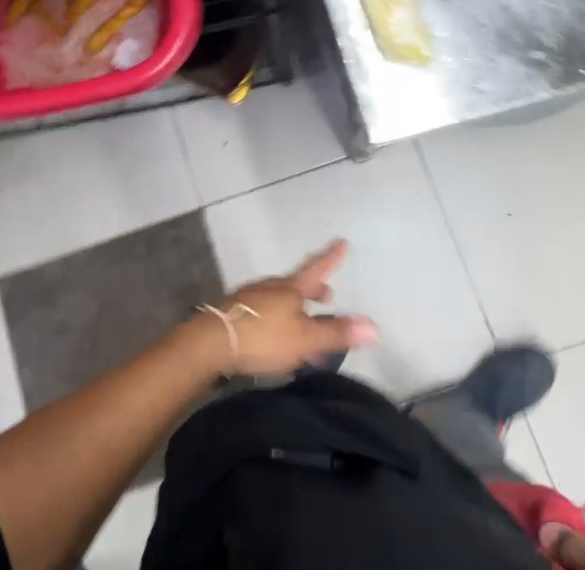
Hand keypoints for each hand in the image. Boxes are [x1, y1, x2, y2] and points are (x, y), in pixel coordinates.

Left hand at [190, 240, 378, 376]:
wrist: (210, 342)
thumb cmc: (263, 337)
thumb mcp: (305, 338)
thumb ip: (337, 333)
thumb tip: (374, 326)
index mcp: (289, 288)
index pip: (316, 268)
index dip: (330, 258)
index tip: (341, 242)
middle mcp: (269, 287)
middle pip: (295, 285)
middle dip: (313, 290)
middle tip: (327, 295)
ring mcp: (248, 299)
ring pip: (278, 300)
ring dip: (294, 309)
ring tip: (303, 324)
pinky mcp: (232, 314)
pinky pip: (263, 314)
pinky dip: (277, 322)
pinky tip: (274, 339)